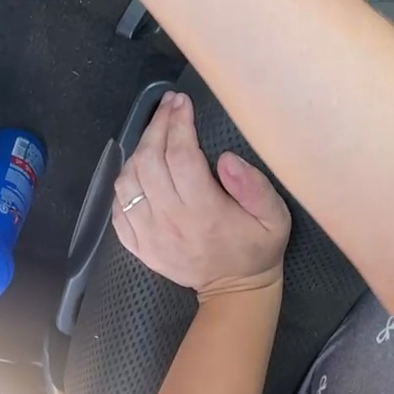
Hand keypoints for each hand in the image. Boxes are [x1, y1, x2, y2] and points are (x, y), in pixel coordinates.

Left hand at [112, 92, 291, 297]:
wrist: (233, 291)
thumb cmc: (255, 249)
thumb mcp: (274, 219)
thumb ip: (255, 187)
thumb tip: (227, 158)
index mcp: (203, 211)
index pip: (182, 156)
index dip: (179, 123)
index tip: (183, 102)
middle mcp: (169, 220)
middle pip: (150, 161)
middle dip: (158, 125)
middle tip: (168, 105)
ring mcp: (148, 235)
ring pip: (128, 180)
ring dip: (139, 149)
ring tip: (157, 131)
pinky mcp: (137, 245)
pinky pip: (118, 206)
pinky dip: (125, 181)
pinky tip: (140, 166)